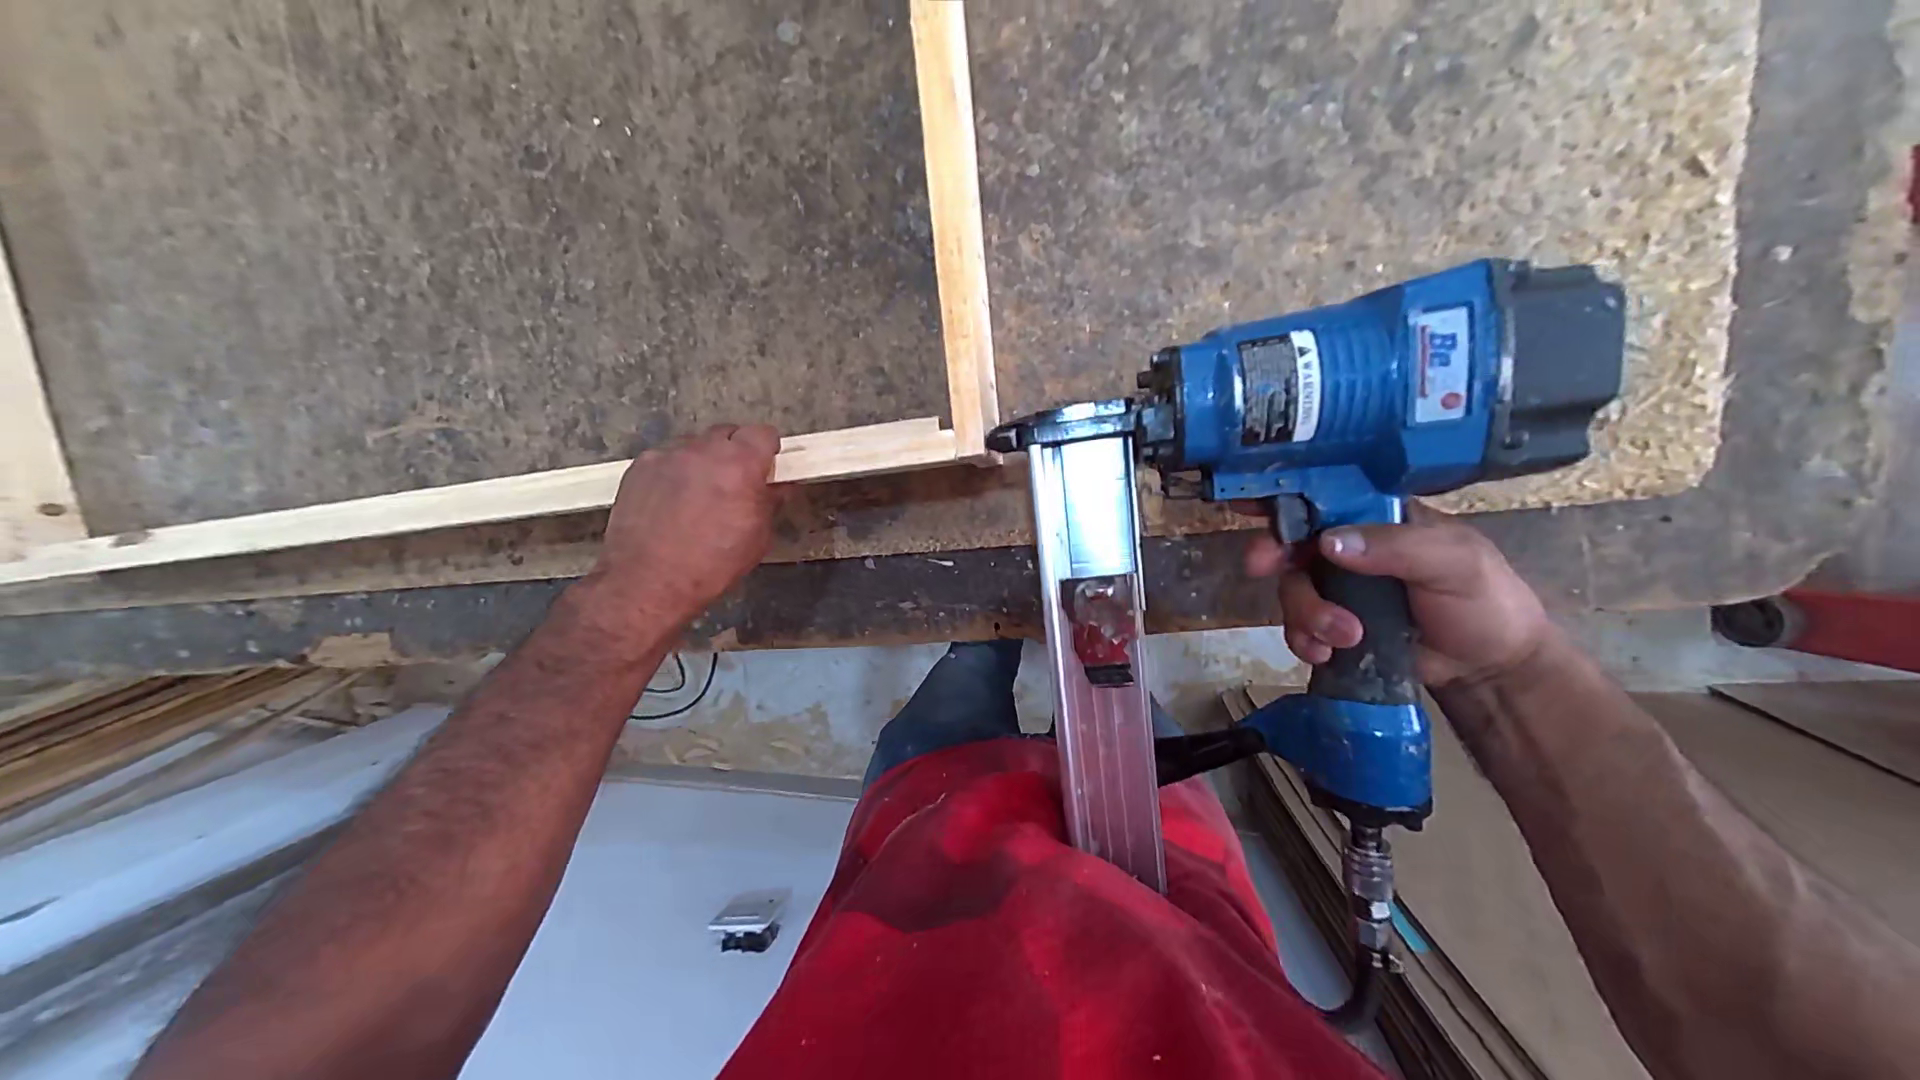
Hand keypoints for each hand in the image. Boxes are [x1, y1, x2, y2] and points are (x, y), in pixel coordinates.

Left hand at [587, 424, 782, 620]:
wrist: (650, 581)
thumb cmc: (713, 563)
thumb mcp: (757, 537)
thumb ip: (770, 502)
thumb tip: (778, 487)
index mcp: (740, 464)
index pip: (763, 433)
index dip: (768, 449)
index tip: (767, 465)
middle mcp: (704, 450)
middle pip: (728, 433)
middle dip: (736, 451)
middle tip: (736, 482)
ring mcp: (668, 455)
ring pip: (696, 445)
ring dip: (704, 461)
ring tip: (700, 495)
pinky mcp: (640, 466)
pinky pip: (667, 458)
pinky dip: (675, 472)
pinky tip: (672, 502)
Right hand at [1245, 509, 1553, 686]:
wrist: (1491, 671)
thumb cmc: (1484, 601)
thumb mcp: (1454, 562)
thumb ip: (1396, 546)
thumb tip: (1327, 542)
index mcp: (1377, 516)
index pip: (1323, 493)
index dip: (1281, 492)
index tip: (1244, 498)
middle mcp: (1348, 546)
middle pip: (1291, 541)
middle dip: (1272, 555)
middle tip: (1262, 567)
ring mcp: (1336, 587)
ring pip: (1291, 588)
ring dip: (1306, 613)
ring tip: (1343, 637)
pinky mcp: (1331, 625)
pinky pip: (1297, 627)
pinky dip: (1303, 640)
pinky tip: (1324, 654)